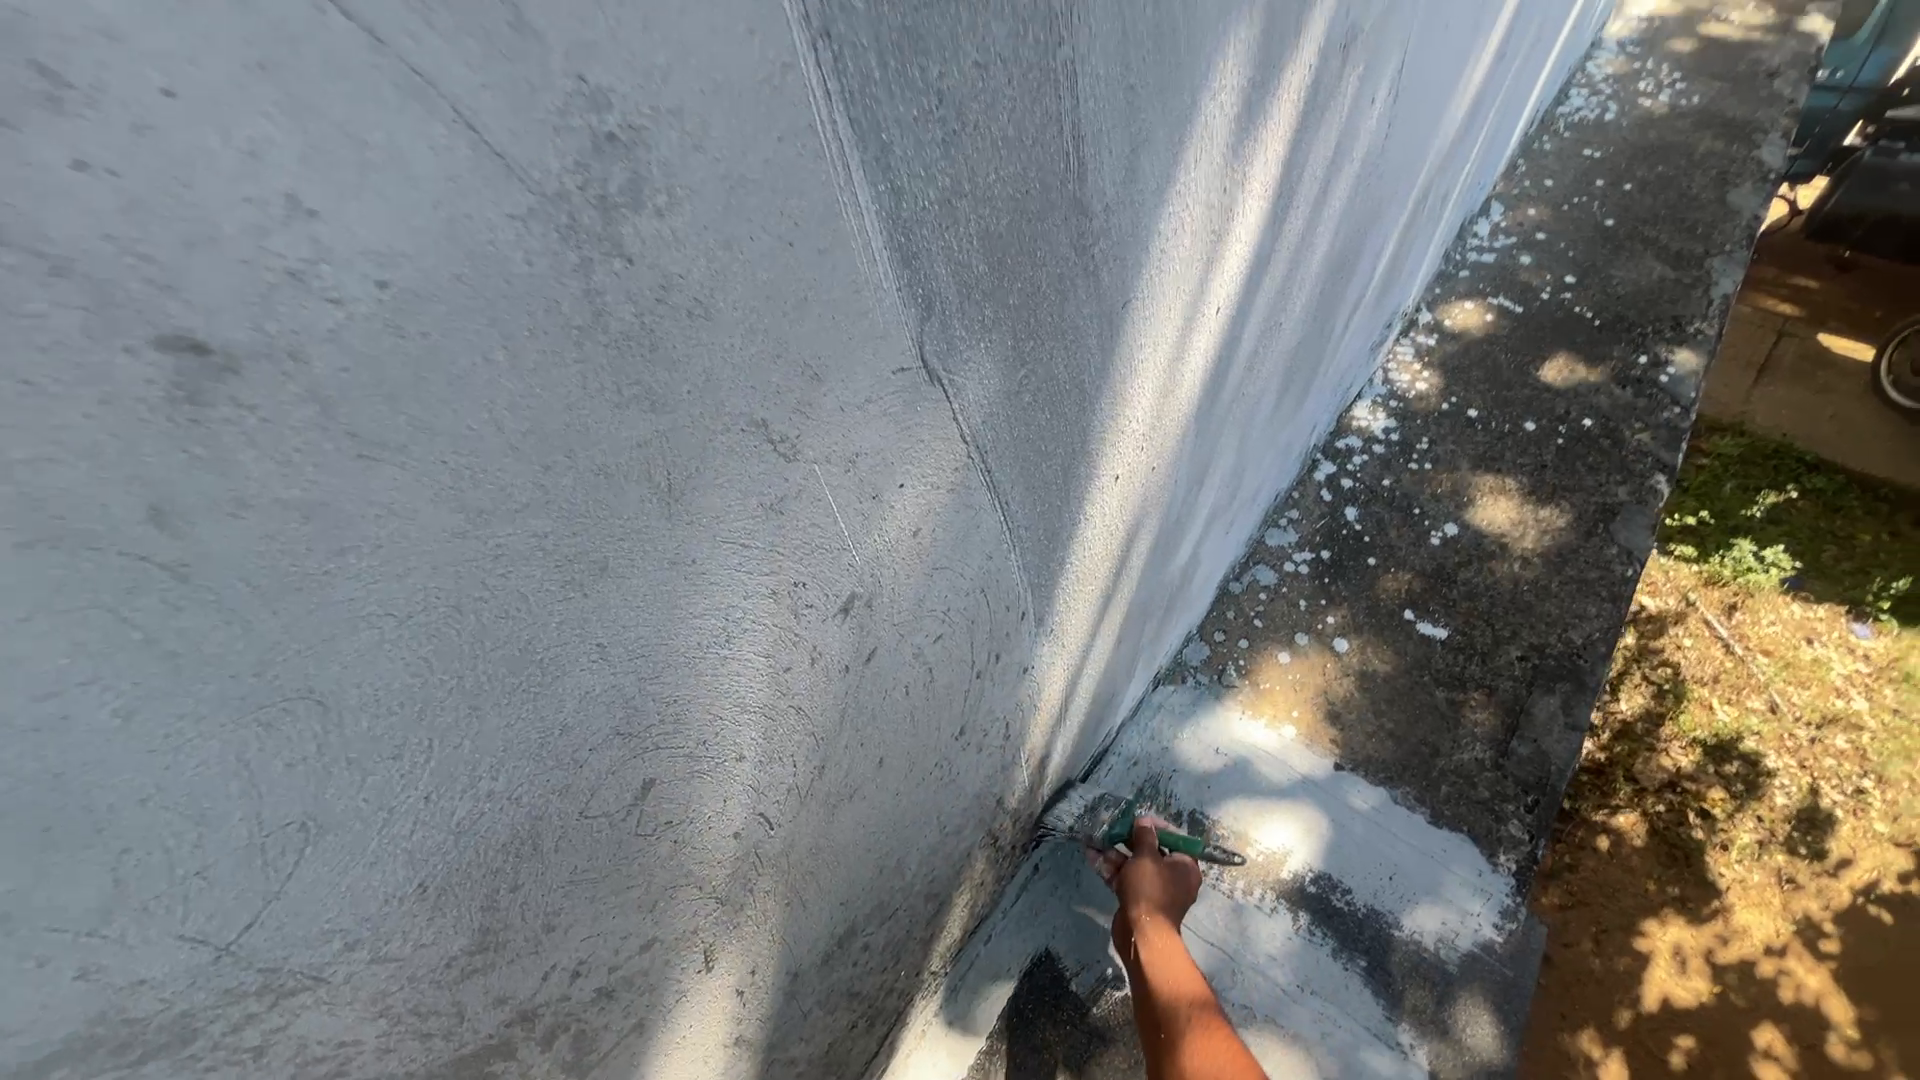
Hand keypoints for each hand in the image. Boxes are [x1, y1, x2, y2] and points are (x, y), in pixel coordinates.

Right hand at [1087, 813, 1202, 949]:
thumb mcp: (1146, 857)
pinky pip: (1125, 879)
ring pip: (1134, 865)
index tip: (1139, 819)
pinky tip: (1092, 856)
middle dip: (1128, 840)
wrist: (1141, 934)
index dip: (1156, 827)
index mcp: (1185, 866)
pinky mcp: (1137, 899)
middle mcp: (1173, 877)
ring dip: (1114, 853)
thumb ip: (1144, 836)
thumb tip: (1145, 821)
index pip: (1174, 839)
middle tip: (1112, 826)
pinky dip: (1111, 868)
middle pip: (1151, 852)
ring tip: (1095, 839)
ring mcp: (1153, 890)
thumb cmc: (1150, 890)